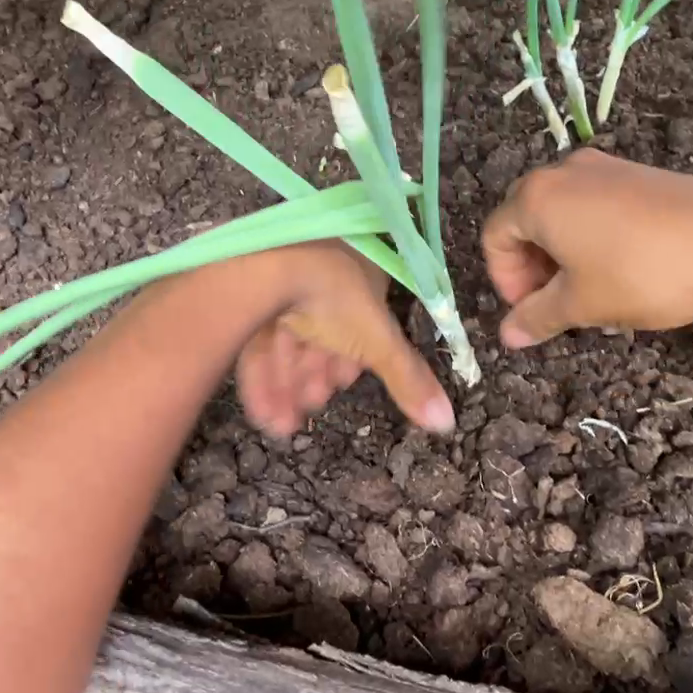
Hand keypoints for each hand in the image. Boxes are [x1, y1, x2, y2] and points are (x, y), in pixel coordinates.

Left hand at [232, 242, 453, 436]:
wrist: (270, 269)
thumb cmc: (334, 298)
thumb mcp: (379, 342)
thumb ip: (409, 380)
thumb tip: (446, 420)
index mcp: (357, 276)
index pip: (359, 324)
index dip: (351, 360)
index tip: (341, 385)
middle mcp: (318, 276)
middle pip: (319, 336)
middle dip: (315, 377)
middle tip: (314, 403)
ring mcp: (279, 284)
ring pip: (285, 344)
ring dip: (288, 388)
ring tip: (284, 423)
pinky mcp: (245, 300)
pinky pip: (255, 344)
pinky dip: (262, 381)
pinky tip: (265, 416)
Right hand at [482, 149, 692, 346]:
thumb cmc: (644, 273)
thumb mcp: (582, 304)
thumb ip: (537, 318)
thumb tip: (507, 336)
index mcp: (536, 198)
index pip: (494, 238)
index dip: (504, 281)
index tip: (530, 312)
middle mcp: (562, 172)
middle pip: (523, 220)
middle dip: (530, 266)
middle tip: (554, 303)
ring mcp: (602, 168)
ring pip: (559, 214)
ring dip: (560, 254)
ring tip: (588, 291)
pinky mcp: (635, 174)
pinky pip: (591, 205)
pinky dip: (588, 237)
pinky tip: (618, 269)